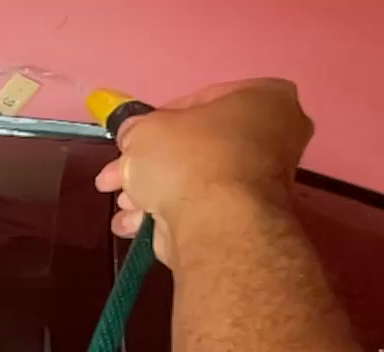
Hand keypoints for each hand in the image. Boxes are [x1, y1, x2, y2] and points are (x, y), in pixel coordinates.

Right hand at [95, 79, 312, 266]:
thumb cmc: (185, 160)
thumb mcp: (143, 131)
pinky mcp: (239, 209)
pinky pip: (193, 203)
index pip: (197, 102)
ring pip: (186, 178)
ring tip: (125, 204)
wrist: (213, 218)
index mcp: (262, 96)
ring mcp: (258, 173)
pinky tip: (138, 222)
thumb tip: (133, 134)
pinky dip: (160, 213)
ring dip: (146, 192)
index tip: (126, 144)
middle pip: (188, 145)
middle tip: (111, 179)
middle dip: (142, 166)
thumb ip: (134, 128)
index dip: (152, 124)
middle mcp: (271, 130)